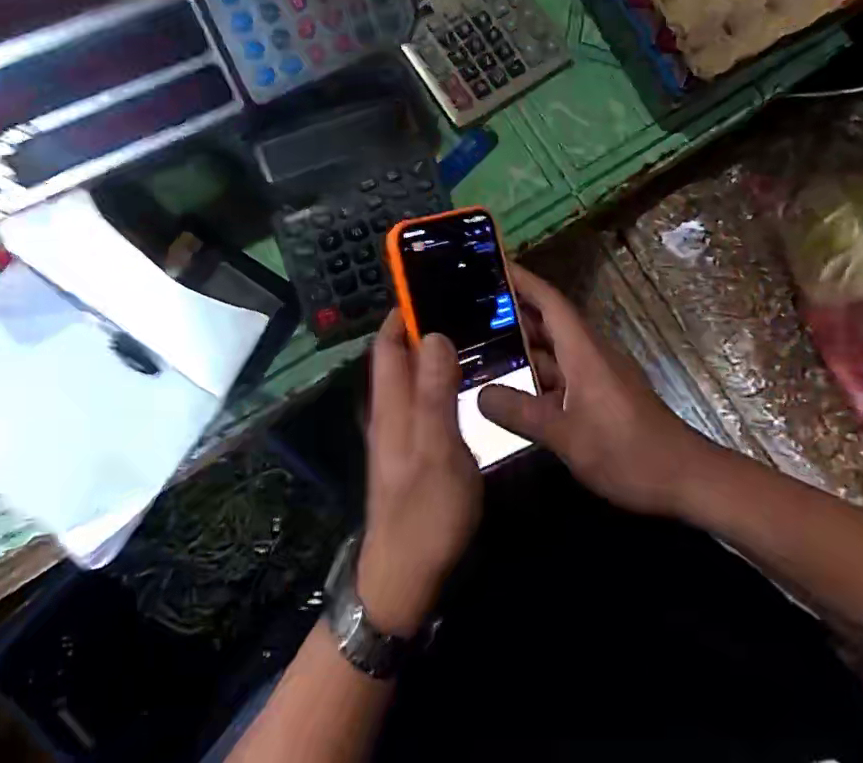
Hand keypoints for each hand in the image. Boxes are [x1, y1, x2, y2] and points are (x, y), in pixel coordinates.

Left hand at [358, 312, 482, 634]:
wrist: (406, 575)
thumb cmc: (425, 511)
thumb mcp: (436, 448)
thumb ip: (434, 391)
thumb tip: (432, 334)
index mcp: (390, 404)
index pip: (388, 344)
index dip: (403, 313)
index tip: (433, 286)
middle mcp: (389, 411)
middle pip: (398, 358)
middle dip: (422, 329)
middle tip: (467, 307)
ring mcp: (399, 433)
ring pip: (412, 380)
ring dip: (433, 355)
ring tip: (475, 336)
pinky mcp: (413, 452)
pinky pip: (423, 402)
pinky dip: (441, 383)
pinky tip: (469, 385)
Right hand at [479, 264, 716, 517]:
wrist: (686, 480)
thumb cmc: (629, 453)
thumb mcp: (567, 436)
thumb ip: (521, 413)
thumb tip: (479, 394)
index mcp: (584, 353)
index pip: (550, 302)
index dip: (523, 280)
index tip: (493, 263)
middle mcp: (590, 357)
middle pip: (548, 323)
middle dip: (513, 311)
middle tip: (471, 306)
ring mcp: (597, 378)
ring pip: (554, 352)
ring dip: (522, 346)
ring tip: (480, 344)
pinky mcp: (601, 399)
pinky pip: (561, 375)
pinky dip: (535, 374)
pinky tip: (512, 388)